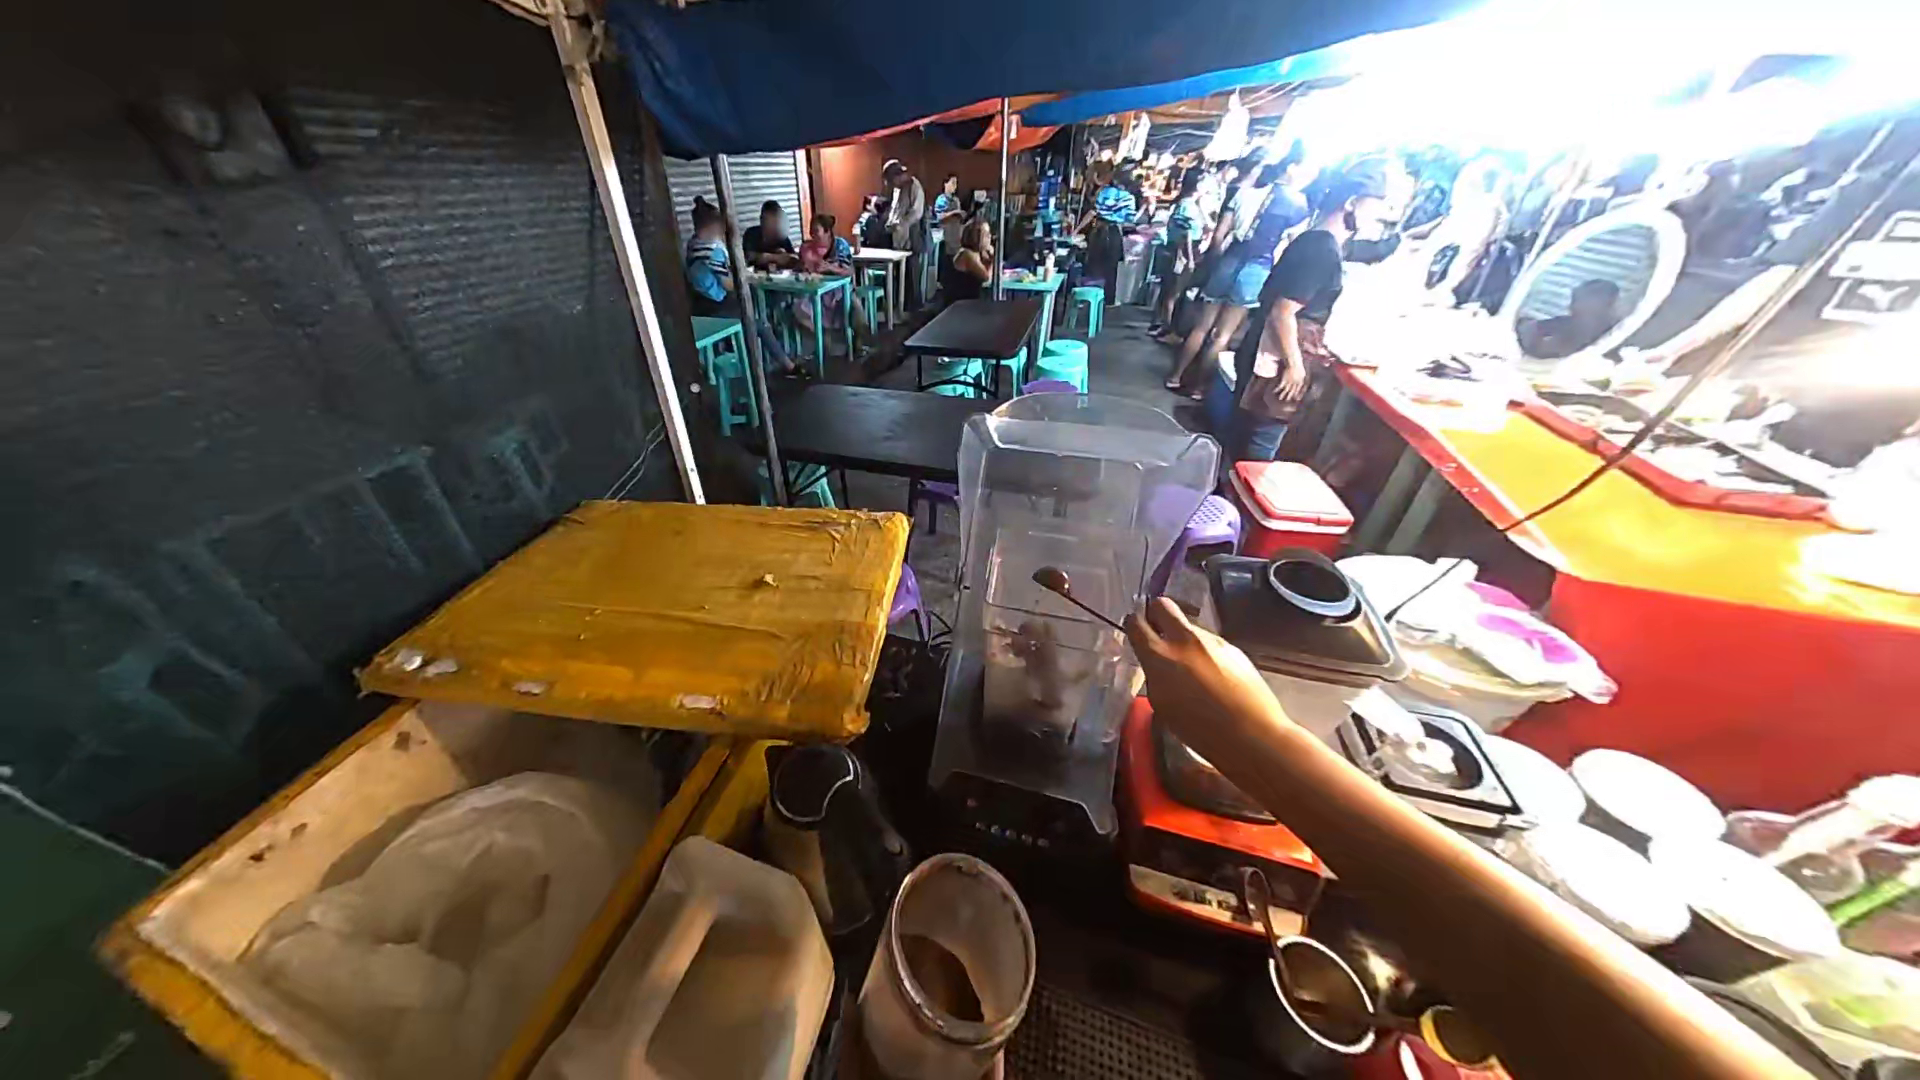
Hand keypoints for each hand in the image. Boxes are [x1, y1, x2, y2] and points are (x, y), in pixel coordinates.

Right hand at [1125, 598, 1291, 757]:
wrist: (1253, 734)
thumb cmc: (1200, 730)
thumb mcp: (1162, 704)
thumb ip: (1154, 675)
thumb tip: (1156, 664)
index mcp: (1159, 655)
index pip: (1135, 622)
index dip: (1133, 625)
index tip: (1136, 634)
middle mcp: (1184, 640)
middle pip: (1163, 605)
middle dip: (1156, 614)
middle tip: (1158, 634)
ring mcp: (1212, 641)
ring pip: (1188, 626)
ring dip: (1183, 639)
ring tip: (1191, 669)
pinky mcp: (1233, 648)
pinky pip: (1209, 642)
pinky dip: (1205, 652)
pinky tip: (1213, 678)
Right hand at [1279, 360, 1308, 401]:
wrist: (1294, 362)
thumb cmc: (1298, 365)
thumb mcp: (1302, 373)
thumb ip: (1301, 378)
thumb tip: (1300, 381)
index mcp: (1301, 381)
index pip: (1299, 389)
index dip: (1298, 394)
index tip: (1296, 399)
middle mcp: (1296, 383)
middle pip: (1293, 391)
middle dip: (1290, 396)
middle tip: (1287, 401)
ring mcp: (1290, 382)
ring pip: (1286, 390)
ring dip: (1283, 395)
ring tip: (1280, 399)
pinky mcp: (1284, 380)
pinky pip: (1280, 386)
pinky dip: (1277, 389)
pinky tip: (1274, 392)